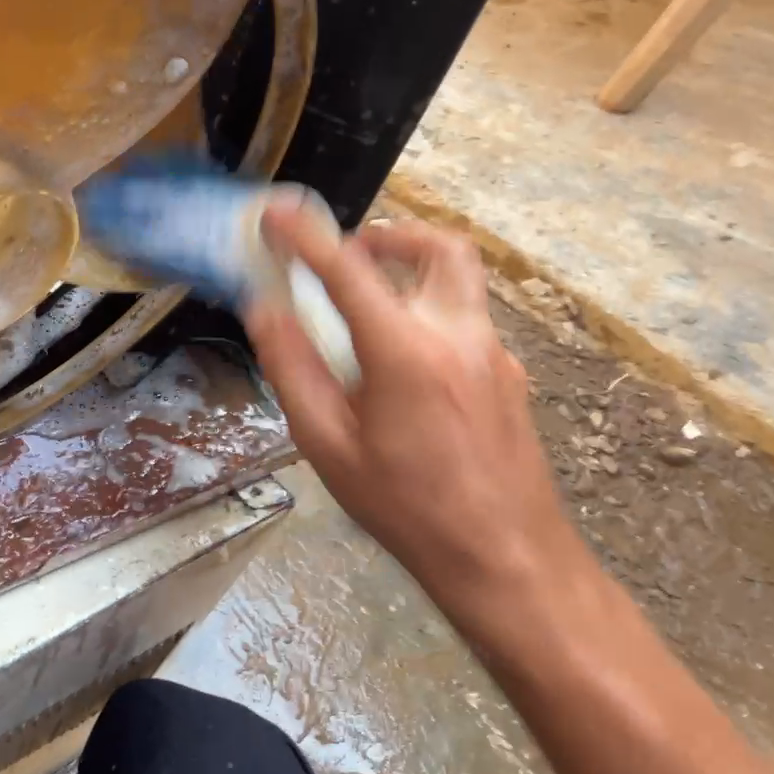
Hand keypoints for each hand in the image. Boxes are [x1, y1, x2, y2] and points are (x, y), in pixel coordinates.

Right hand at [241, 206, 578, 604]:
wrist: (510, 562)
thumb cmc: (404, 505)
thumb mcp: (324, 441)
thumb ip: (291, 367)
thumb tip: (264, 310)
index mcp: (405, 352)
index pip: (349, 271)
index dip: (306, 234)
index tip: (276, 211)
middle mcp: (459, 338)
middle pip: (441, 250)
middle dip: (390, 234)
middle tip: (347, 250)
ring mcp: (495, 357)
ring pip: (456, 283)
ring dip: (407, 272)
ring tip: (360, 305)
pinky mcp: (509, 378)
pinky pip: (461, 322)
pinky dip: (421, 313)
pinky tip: (392, 364)